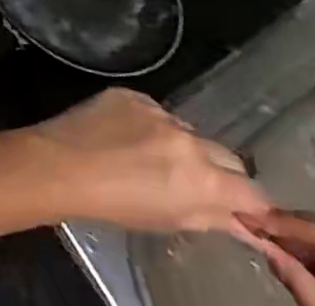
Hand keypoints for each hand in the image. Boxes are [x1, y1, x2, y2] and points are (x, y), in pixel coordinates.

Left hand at [22, 88, 268, 235]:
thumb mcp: (170, 221)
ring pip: (188, 130)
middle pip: (226, 155)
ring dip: (181, 145)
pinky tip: (127, 136)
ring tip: (151, 158)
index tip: (246, 210)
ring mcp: (158, 110)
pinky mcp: (132, 93)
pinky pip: (155, 110)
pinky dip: (150, 124)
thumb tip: (243, 221)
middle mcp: (188, 138)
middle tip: (196, 183)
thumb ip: (212, 217)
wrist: (61, 164)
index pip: (253, 191)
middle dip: (220, 172)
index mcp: (203, 177)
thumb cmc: (115, 205)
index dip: (252, 204)